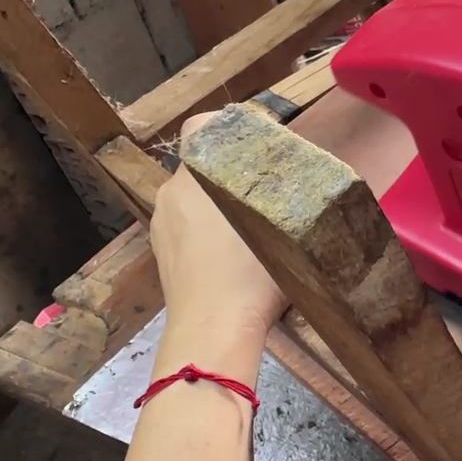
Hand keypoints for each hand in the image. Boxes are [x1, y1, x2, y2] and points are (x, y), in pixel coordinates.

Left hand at [150, 113, 288, 348]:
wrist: (213, 332)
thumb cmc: (251, 275)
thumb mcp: (281, 225)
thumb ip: (285, 193)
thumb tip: (299, 174)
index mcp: (194, 180)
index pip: (200, 128)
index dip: (228, 128)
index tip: (259, 144)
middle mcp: (170, 196)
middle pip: (202, 165)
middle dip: (231, 170)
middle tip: (268, 186)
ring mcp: (162, 227)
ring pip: (194, 196)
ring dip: (219, 199)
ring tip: (253, 222)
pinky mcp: (162, 254)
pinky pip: (188, 223)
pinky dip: (208, 226)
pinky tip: (232, 252)